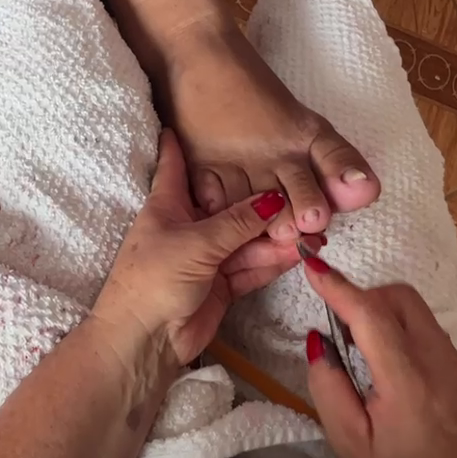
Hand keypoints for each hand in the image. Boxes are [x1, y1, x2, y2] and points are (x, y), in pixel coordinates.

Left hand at [93, 129, 299, 368]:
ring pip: (246, 236)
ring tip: (313, 226)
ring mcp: (206, 256)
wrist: (143, 341)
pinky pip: (251, 265)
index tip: (188, 116)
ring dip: (275, 233)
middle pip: (229, 204)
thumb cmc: (153, 279)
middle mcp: (188, 225)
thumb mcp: (196, 243)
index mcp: (167, 204)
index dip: (181, 141)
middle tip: (300, 190)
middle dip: (261, 199)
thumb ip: (238, 222)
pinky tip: (301, 251)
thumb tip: (275, 199)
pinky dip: (273, 260)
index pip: (175, 164)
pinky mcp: (221, 284)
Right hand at [302, 262, 456, 457]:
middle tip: (338, 326)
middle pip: (400, 298)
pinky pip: (429, 333)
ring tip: (361, 354)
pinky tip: (388, 371)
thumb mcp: (349, 445)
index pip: (370, 313)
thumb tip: (319, 339)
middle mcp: (442, 364)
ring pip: (417, 312)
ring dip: (383, 313)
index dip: (337, 285)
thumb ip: (328, 386)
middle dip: (364, 295)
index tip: (310, 264)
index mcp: (409, 382)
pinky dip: (401, 332)